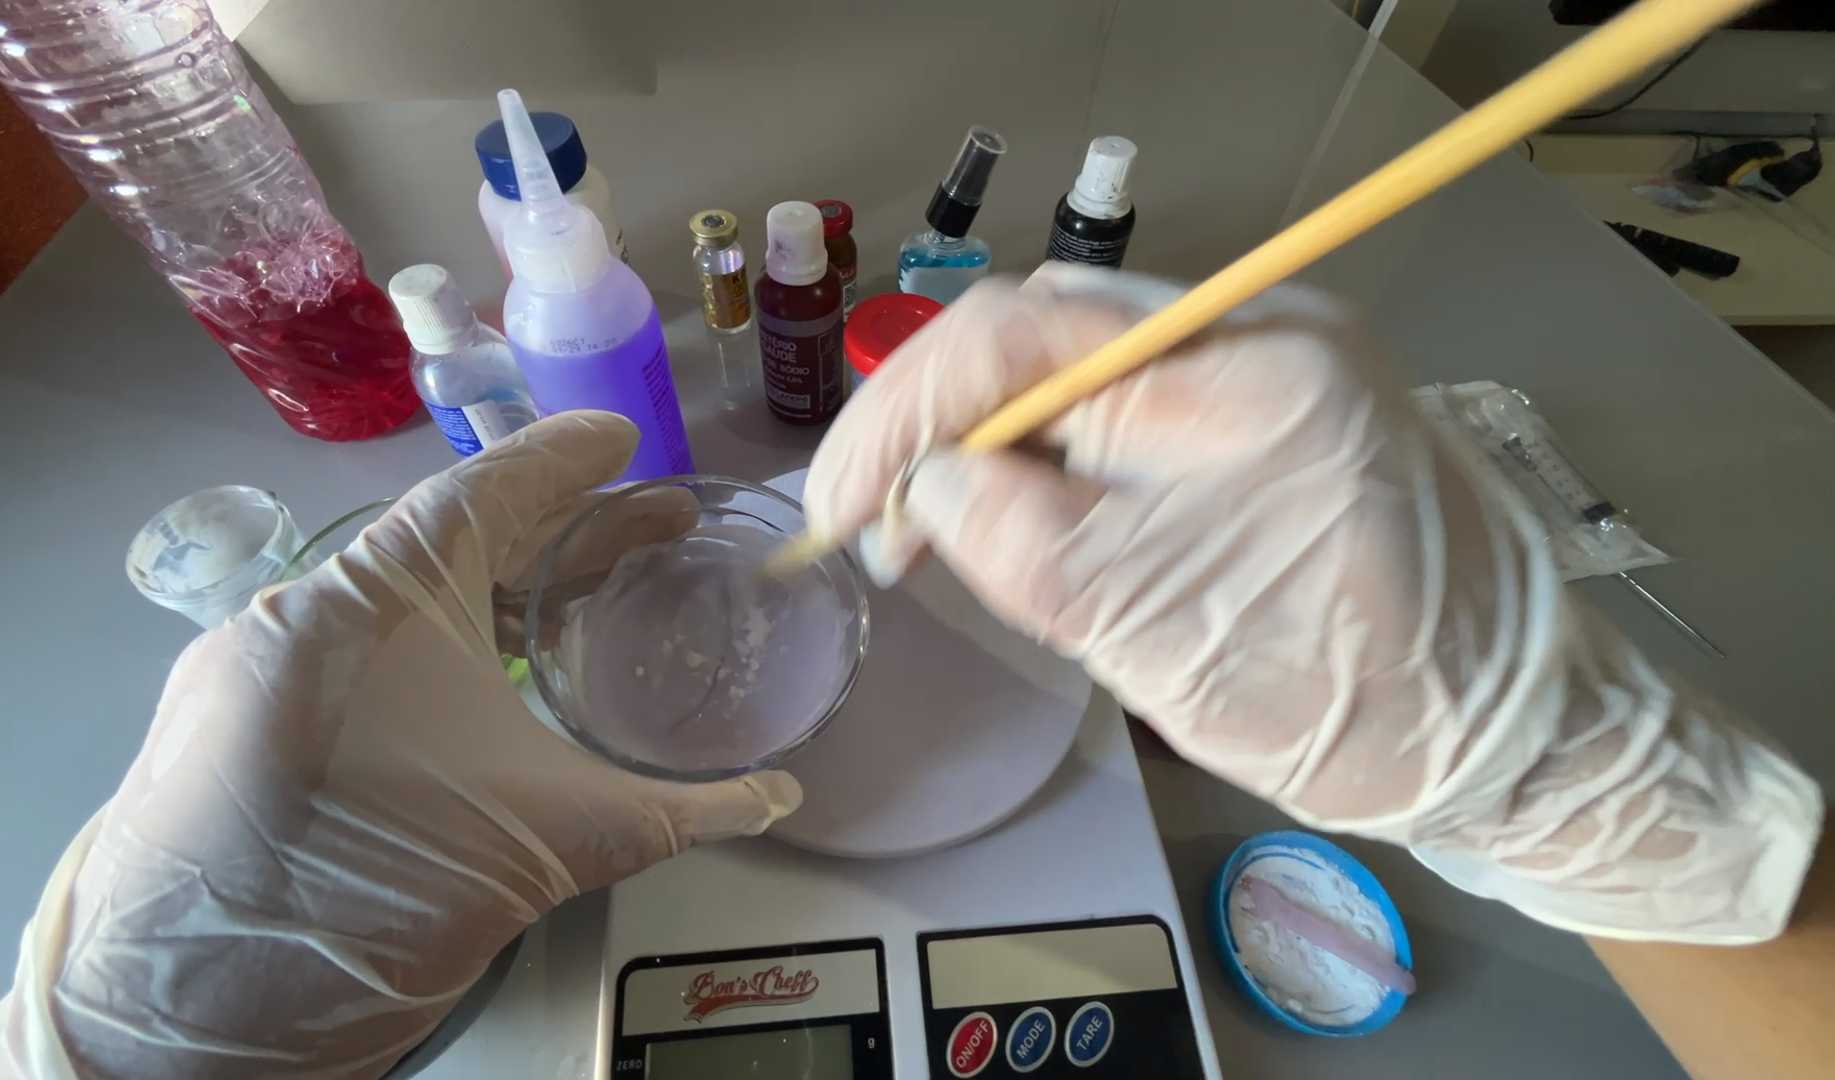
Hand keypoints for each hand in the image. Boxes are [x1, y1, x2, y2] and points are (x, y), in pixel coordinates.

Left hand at [0, 414, 798, 1079]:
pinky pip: (382, 634)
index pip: (483, 493)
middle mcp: (314, 614)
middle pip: (466, 536)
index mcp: (375, 609)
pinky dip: (466, 625)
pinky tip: (515, 654)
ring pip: (422, 587)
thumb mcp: (555, 842)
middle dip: (574, 523)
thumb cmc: (380, 905)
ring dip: (519, 576)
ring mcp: (274, 661)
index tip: (625, 437)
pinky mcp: (256, 712)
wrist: (188, 1046)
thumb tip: (779, 797)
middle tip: (663, 524)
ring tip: (605, 580)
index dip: (561, 456)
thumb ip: (684, 809)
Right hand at [807, 265, 1819, 943]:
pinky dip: (1022, 460)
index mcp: (1238, 369)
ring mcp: (1238, 366)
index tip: (837, 508)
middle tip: (871, 518)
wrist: (1499, 730)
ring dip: (968, 443)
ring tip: (921, 522)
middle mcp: (1239, 334)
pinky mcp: (1230, 415)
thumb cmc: (1347, 698)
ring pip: (1051, 375)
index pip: (1018, 338)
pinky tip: (998, 509)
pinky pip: (1092, 414)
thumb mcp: (1160, 630)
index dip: (901, 415)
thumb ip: (1023, 544)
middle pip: (1026, 336)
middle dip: (924, 424)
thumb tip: (926, 485)